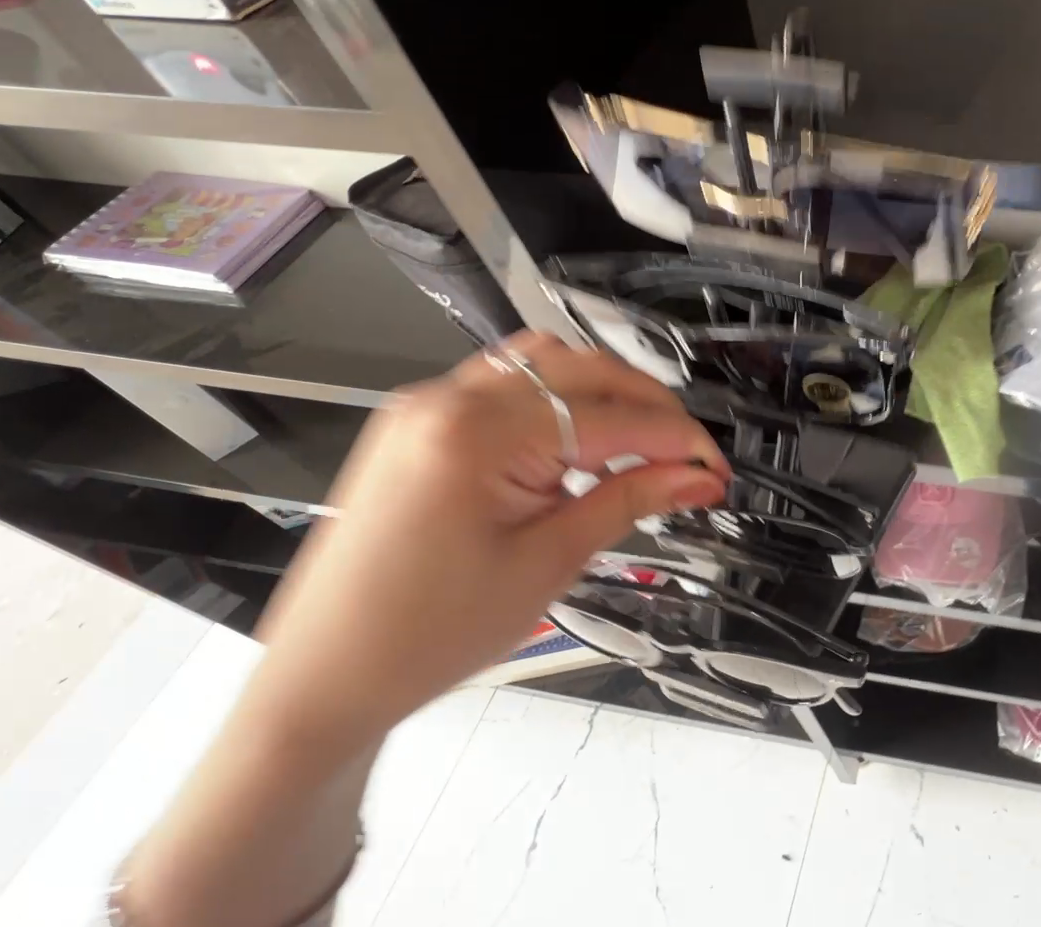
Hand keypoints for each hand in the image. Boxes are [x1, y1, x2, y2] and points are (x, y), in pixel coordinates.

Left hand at [243, 332, 729, 755]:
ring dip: (605, 395)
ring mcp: (426, 407)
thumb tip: (697, 477)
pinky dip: (560, 402)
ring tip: (644, 447)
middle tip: (690, 461)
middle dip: (649, 408)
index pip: (611, 416)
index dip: (678, 441)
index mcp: (477, 434)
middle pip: (582, 369)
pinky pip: (508, 384)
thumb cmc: (425, 635)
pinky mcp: (420, 424)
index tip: (716, 471)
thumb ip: (629, 501)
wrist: (324, 678)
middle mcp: (446, 401)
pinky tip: (584, 442)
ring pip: (545, 363)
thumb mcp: (549, 563)